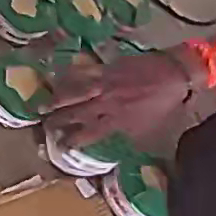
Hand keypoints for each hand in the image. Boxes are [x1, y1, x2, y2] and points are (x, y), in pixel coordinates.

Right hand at [43, 50, 196, 146]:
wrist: (175, 73)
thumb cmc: (165, 103)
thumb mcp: (148, 128)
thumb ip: (126, 133)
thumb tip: (112, 140)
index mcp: (117, 122)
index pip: (88, 135)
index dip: (72, 141)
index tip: (60, 146)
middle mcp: (106, 105)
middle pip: (75, 115)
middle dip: (56, 122)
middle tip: (43, 127)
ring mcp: (104, 86)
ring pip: (74, 94)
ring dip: (55, 101)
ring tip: (40, 106)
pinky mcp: (106, 69)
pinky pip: (82, 72)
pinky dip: (68, 75)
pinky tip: (56, 77)